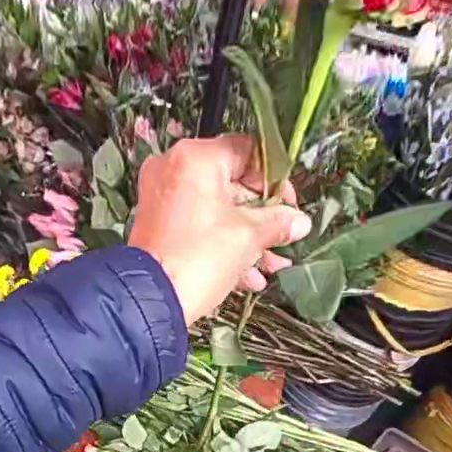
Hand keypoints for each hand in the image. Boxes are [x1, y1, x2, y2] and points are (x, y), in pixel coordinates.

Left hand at [127, 136, 311, 322]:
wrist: (153, 300)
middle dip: (263, 217)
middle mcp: (175, 170)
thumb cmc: (197, 260)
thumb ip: (277, 223)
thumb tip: (298, 221)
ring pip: (218, 210)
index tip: (289, 204)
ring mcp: (164, 198)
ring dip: (248, 236)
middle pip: (232, 184)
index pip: (248, 151)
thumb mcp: (248, 238)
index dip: (275, 179)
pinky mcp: (160, 225)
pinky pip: (200, 226)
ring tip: (270, 264)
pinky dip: (224, 244)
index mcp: (196, 159)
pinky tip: (248, 275)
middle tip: (283, 236)